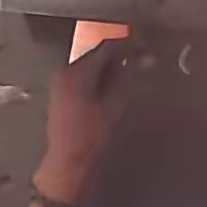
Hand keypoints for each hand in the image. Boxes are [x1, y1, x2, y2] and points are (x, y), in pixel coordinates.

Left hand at [32, 38, 131, 204]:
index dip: (127, 44)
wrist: (68, 162)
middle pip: (97, 52)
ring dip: (109, 62)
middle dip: (119, 52)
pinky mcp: (61, 89)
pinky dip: (99, 72)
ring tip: (131, 67)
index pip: (106, 47)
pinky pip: (83, 72)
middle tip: (141, 56)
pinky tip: (112, 80)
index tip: (144, 46)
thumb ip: (128, 77)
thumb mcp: (115, 106)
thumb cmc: (92, 137)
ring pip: (90, 62)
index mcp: (78, 72)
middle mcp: (66, 70)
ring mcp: (61, 80)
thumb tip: (145, 58)